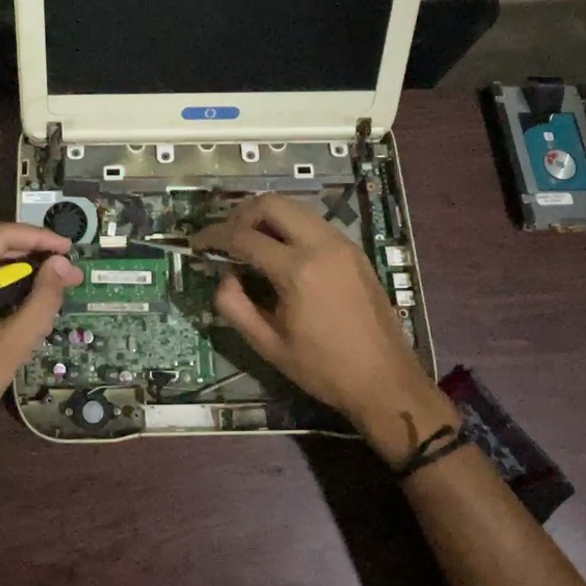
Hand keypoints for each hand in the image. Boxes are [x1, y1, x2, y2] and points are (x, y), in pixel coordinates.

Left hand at [0, 223, 81, 453]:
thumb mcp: (14, 343)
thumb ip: (42, 299)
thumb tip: (63, 264)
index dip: (38, 237)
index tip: (68, 248)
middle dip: (33, 257)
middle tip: (68, 272)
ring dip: (20, 271)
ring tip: (54, 284)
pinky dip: (1, 284)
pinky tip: (26, 296)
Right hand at [194, 194, 457, 463]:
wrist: (386, 382)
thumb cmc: (324, 369)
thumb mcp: (268, 346)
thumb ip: (235, 306)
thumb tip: (223, 276)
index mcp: (297, 271)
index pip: (244, 236)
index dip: (214, 236)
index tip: (198, 243)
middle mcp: (321, 245)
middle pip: (271, 203)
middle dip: (241, 215)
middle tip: (227, 239)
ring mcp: (342, 244)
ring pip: (295, 207)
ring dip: (266, 218)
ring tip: (251, 244)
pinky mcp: (354, 250)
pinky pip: (313, 222)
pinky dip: (290, 227)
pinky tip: (281, 253)